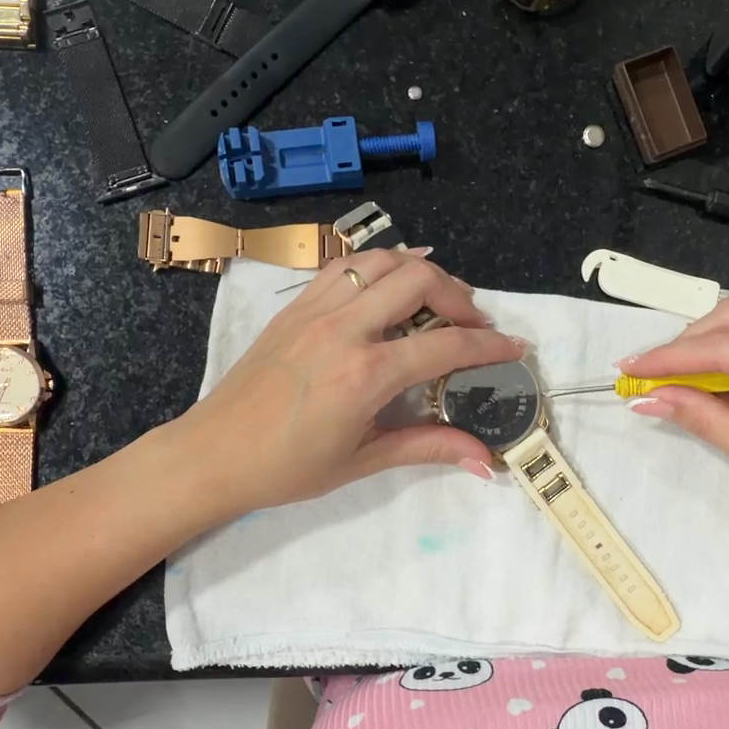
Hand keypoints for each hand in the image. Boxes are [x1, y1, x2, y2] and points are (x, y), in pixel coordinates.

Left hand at [171, 249, 523, 515]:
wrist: (212, 454)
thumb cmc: (287, 468)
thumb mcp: (363, 461)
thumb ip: (428, 447)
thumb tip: (487, 461)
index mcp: (364, 374)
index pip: (445, 346)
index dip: (489, 346)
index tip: (516, 347)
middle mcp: (343, 328)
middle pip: (419, 279)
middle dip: (460, 295)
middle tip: (474, 324)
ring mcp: (315, 309)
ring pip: (381, 260)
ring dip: (420, 271)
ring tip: (439, 298)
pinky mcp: (294, 305)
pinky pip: (344, 266)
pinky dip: (377, 267)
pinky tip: (389, 285)